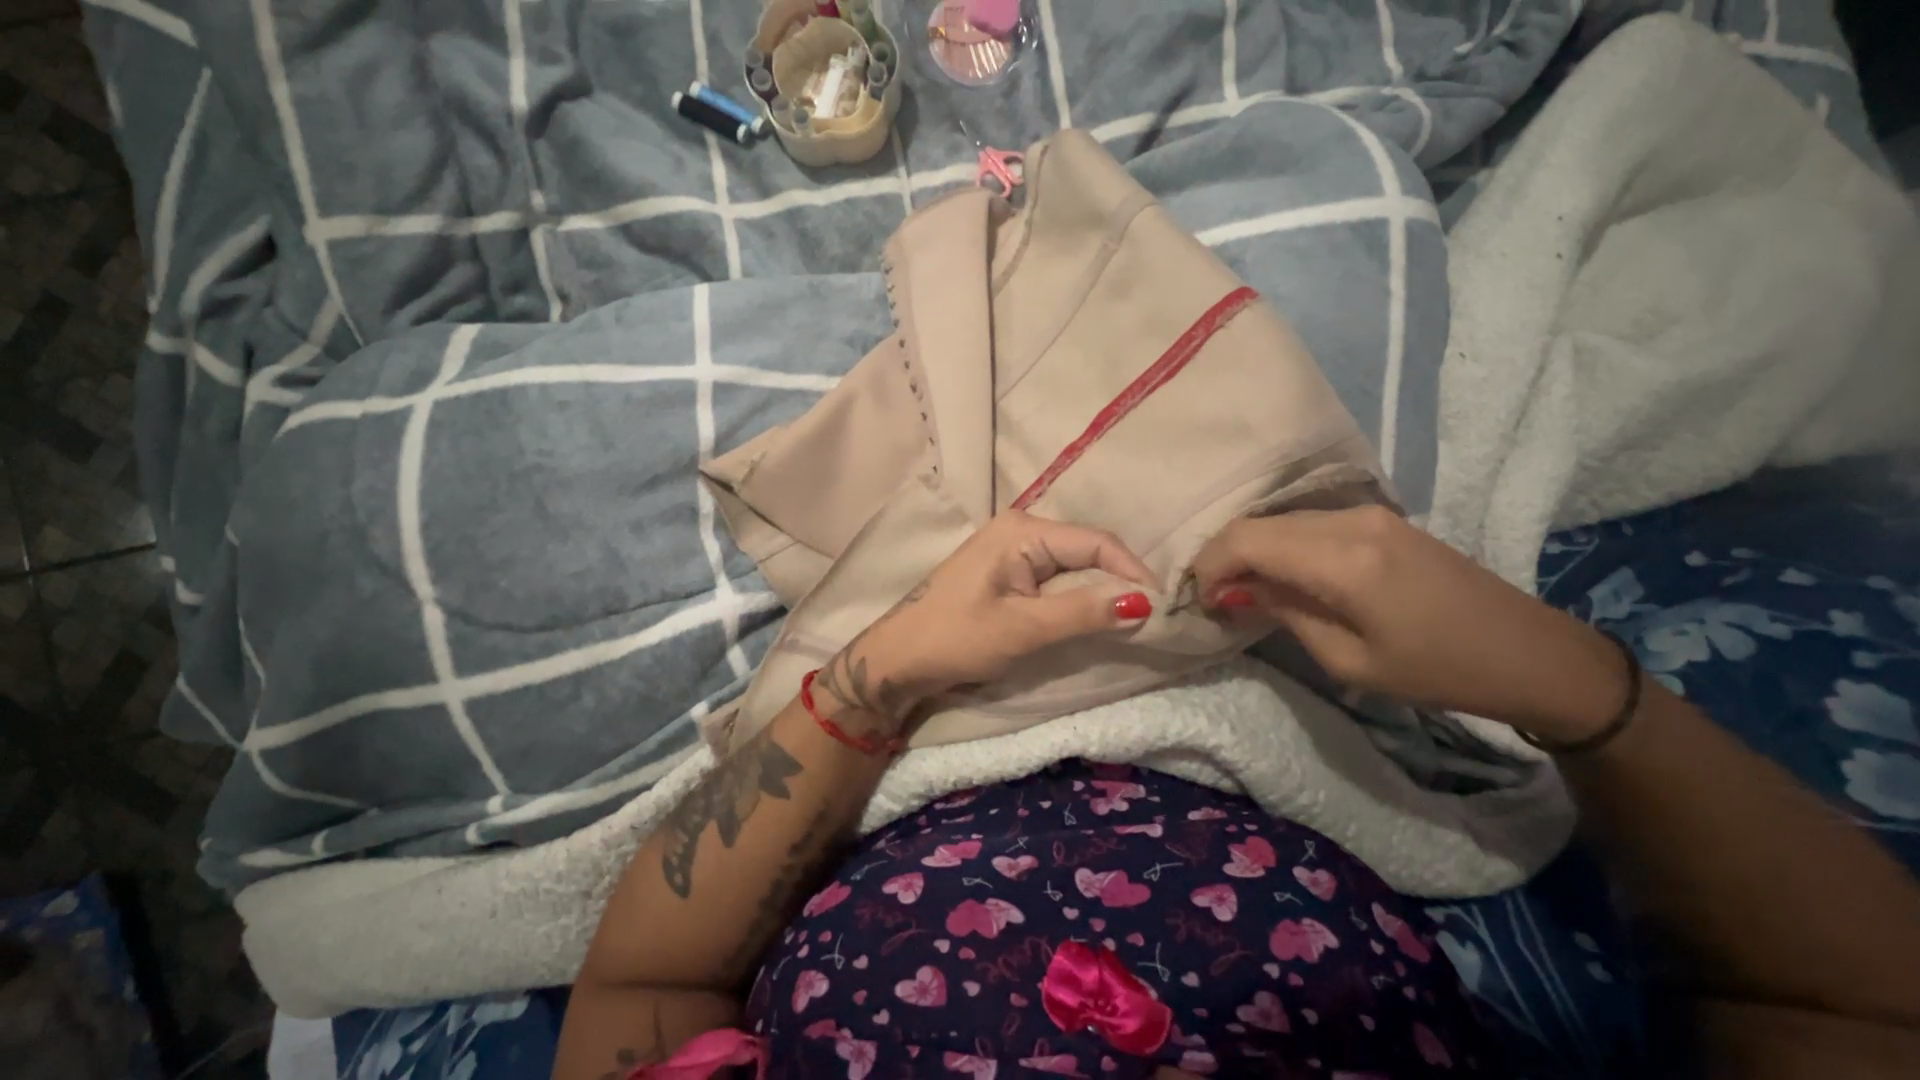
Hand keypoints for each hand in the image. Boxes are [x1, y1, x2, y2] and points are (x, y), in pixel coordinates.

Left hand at [812, 511, 1157, 729]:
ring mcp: (1011, 550)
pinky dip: (1078, 596)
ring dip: (1101, 589)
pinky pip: (1055, 578)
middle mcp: (1019, 529)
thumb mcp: (1024, 628)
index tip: (1163, 606)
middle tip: (1154, 614)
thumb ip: (1082, 612)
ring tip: (1132, 618)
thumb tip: (1143, 602)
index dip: (1133, 571)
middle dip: (1121, 579)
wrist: (900, 660)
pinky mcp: (1007, 573)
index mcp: (1022, 531)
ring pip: (1074, 565)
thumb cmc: (956, 638)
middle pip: (1087, 549)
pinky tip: (1095, 616)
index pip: (1096, 542)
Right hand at [1191, 506, 1631, 743]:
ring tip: (1246, 593)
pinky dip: (1284, 545)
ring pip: (1283, 520)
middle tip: (1216, 600)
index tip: (1201, 601)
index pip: (1246, 539)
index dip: (1210, 566)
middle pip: (1260, 523)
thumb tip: (1237, 590)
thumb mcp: (1350, 661)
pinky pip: (1311, 523)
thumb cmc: (1438, 671)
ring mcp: (1370, 513)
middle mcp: (1351, 520)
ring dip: (1254, 550)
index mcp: (1344, 560)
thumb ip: (1286, 613)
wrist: (1528, 653)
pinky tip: (1284, 578)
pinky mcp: (1382, 519)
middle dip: (1226, 557)